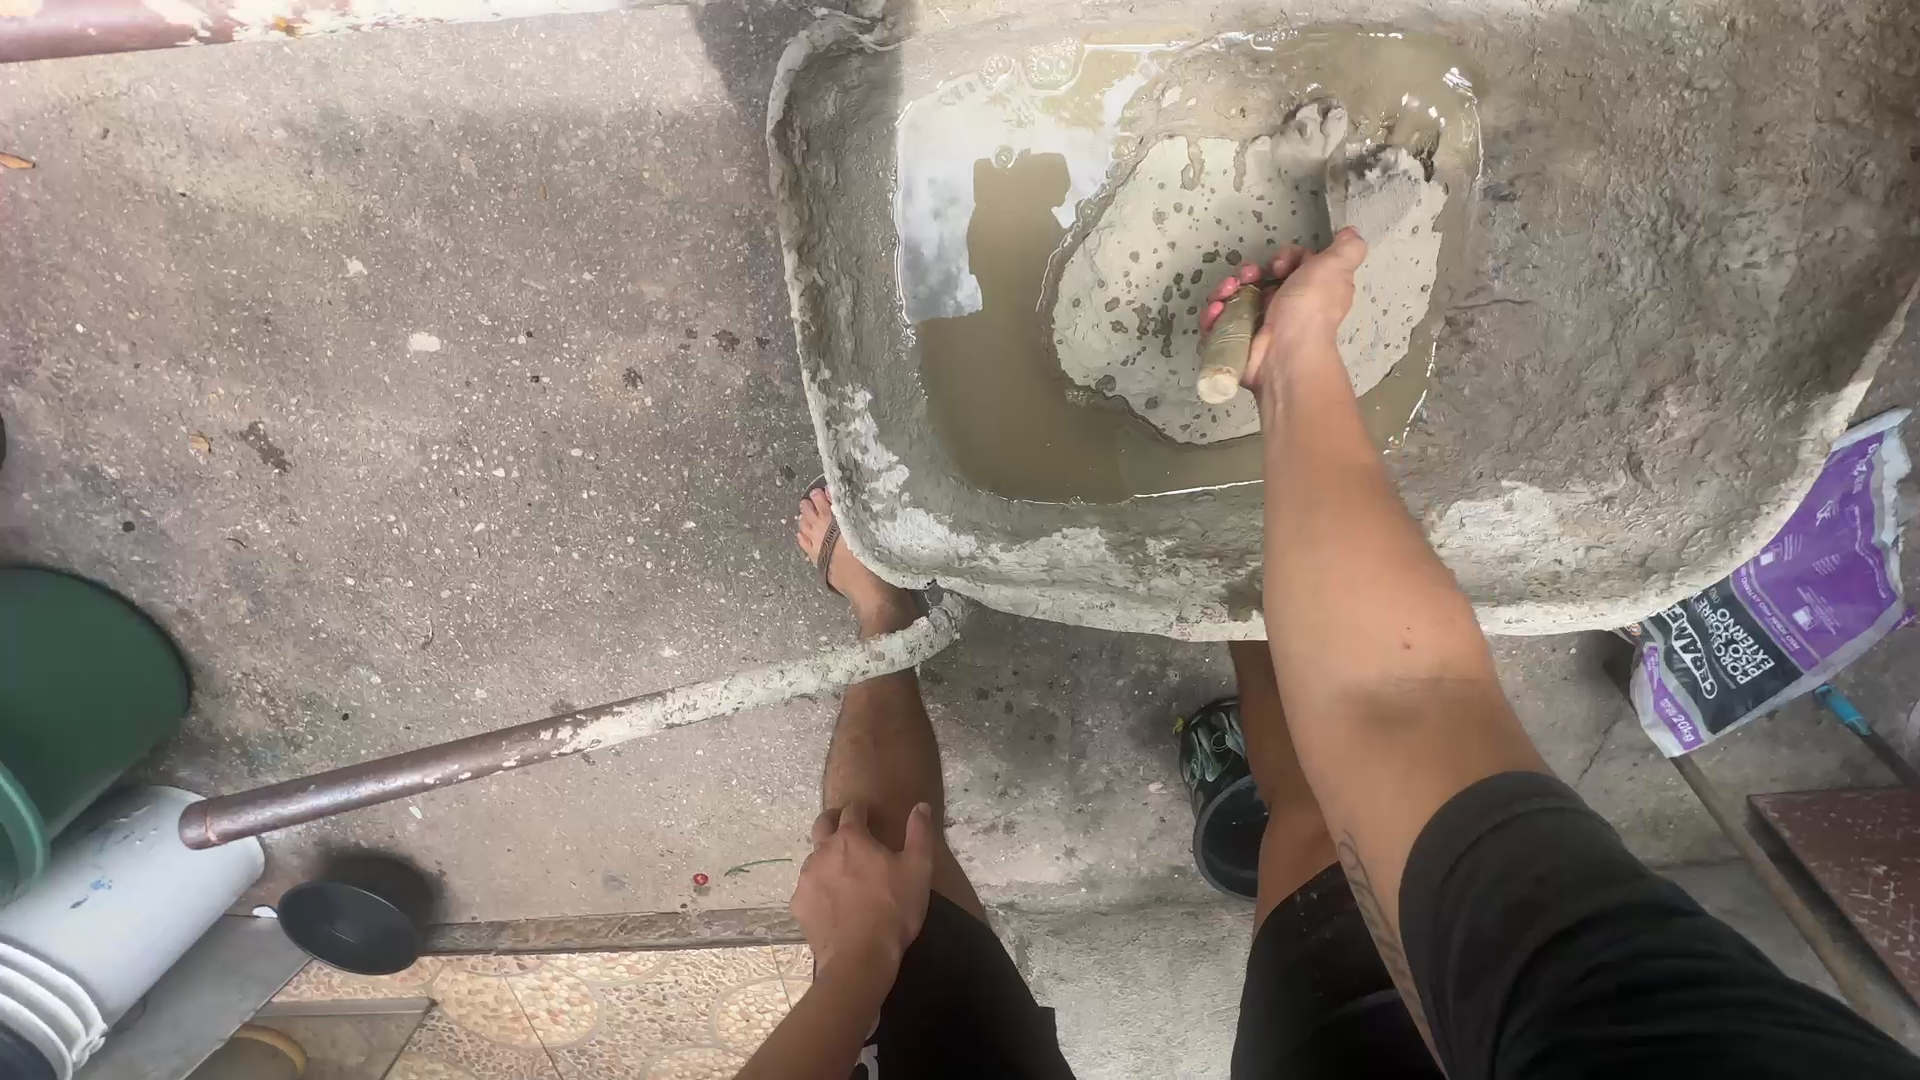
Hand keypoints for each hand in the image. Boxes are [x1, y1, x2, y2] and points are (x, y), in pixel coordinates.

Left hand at [792, 802, 935, 981]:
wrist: (860, 959)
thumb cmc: (893, 909)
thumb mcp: (918, 869)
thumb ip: (919, 833)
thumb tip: (920, 806)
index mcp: (851, 838)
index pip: (852, 810)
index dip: (861, 809)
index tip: (869, 814)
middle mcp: (823, 851)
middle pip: (823, 824)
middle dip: (834, 820)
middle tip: (847, 828)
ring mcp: (807, 878)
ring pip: (814, 856)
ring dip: (827, 856)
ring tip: (843, 871)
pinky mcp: (799, 905)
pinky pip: (808, 887)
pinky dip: (819, 887)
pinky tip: (832, 902)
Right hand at [1200, 227, 1366, 393]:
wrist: (1285, 353)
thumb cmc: (1310, 309)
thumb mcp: (1337, 268)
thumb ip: (1347, 248)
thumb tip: (1349, 233)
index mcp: (1307, 290)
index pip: (1289, 266)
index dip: (1282, 258)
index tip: (1280, 264)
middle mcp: (1282, 307)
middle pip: (1257, 280)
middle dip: (1247, 272)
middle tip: (1247, 277)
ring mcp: (1255, 325)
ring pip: (1232, 298)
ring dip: (1224, 290)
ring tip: (1227, 292)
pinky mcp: (1233, 341)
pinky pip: (1216, 323)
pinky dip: (1212, 315)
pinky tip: (1216, 311)